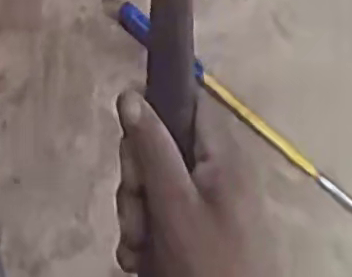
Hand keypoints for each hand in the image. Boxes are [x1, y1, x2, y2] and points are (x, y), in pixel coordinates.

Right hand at [115, 90, 263, 276]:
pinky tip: (138, 256)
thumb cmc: (211, 266)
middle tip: (134, 205)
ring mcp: (209, 205)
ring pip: (154, 181)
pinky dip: (144, 230)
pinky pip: (160, 211)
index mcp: (222, 158)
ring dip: (135, 209)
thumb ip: (151, 146)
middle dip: (135, 175)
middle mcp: (217, 174)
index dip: (154, 105)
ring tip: (136, 244)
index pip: (187, 102)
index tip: (128, 130)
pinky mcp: (200, 232)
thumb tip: (129, 92)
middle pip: (160, 144)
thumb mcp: (174, 203)